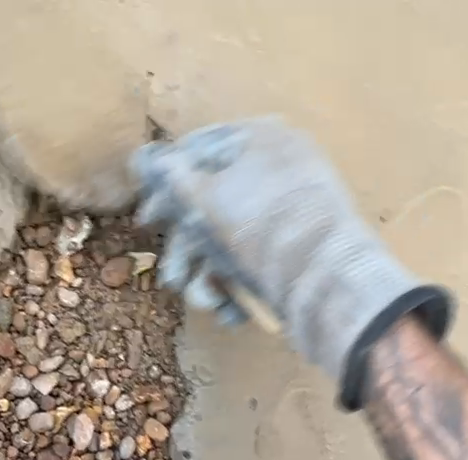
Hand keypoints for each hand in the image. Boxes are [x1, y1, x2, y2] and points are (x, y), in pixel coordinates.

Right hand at [131, 116, 453, 408]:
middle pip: (209, 205)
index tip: (148, 221)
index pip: (199, 151)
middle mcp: (275, 169)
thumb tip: (141, 158)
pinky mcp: (293, 249)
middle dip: (186, 252)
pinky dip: (235, 287)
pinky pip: (251, 261)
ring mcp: (287, 210)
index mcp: (261, 140)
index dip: (166, 188)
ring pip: (226, 241)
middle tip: (173, 279)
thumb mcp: (205, 200)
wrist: (325, 281)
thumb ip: (170, 179)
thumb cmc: (260, 230)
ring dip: (206, 278)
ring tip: (207, 302)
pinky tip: (233, 310)